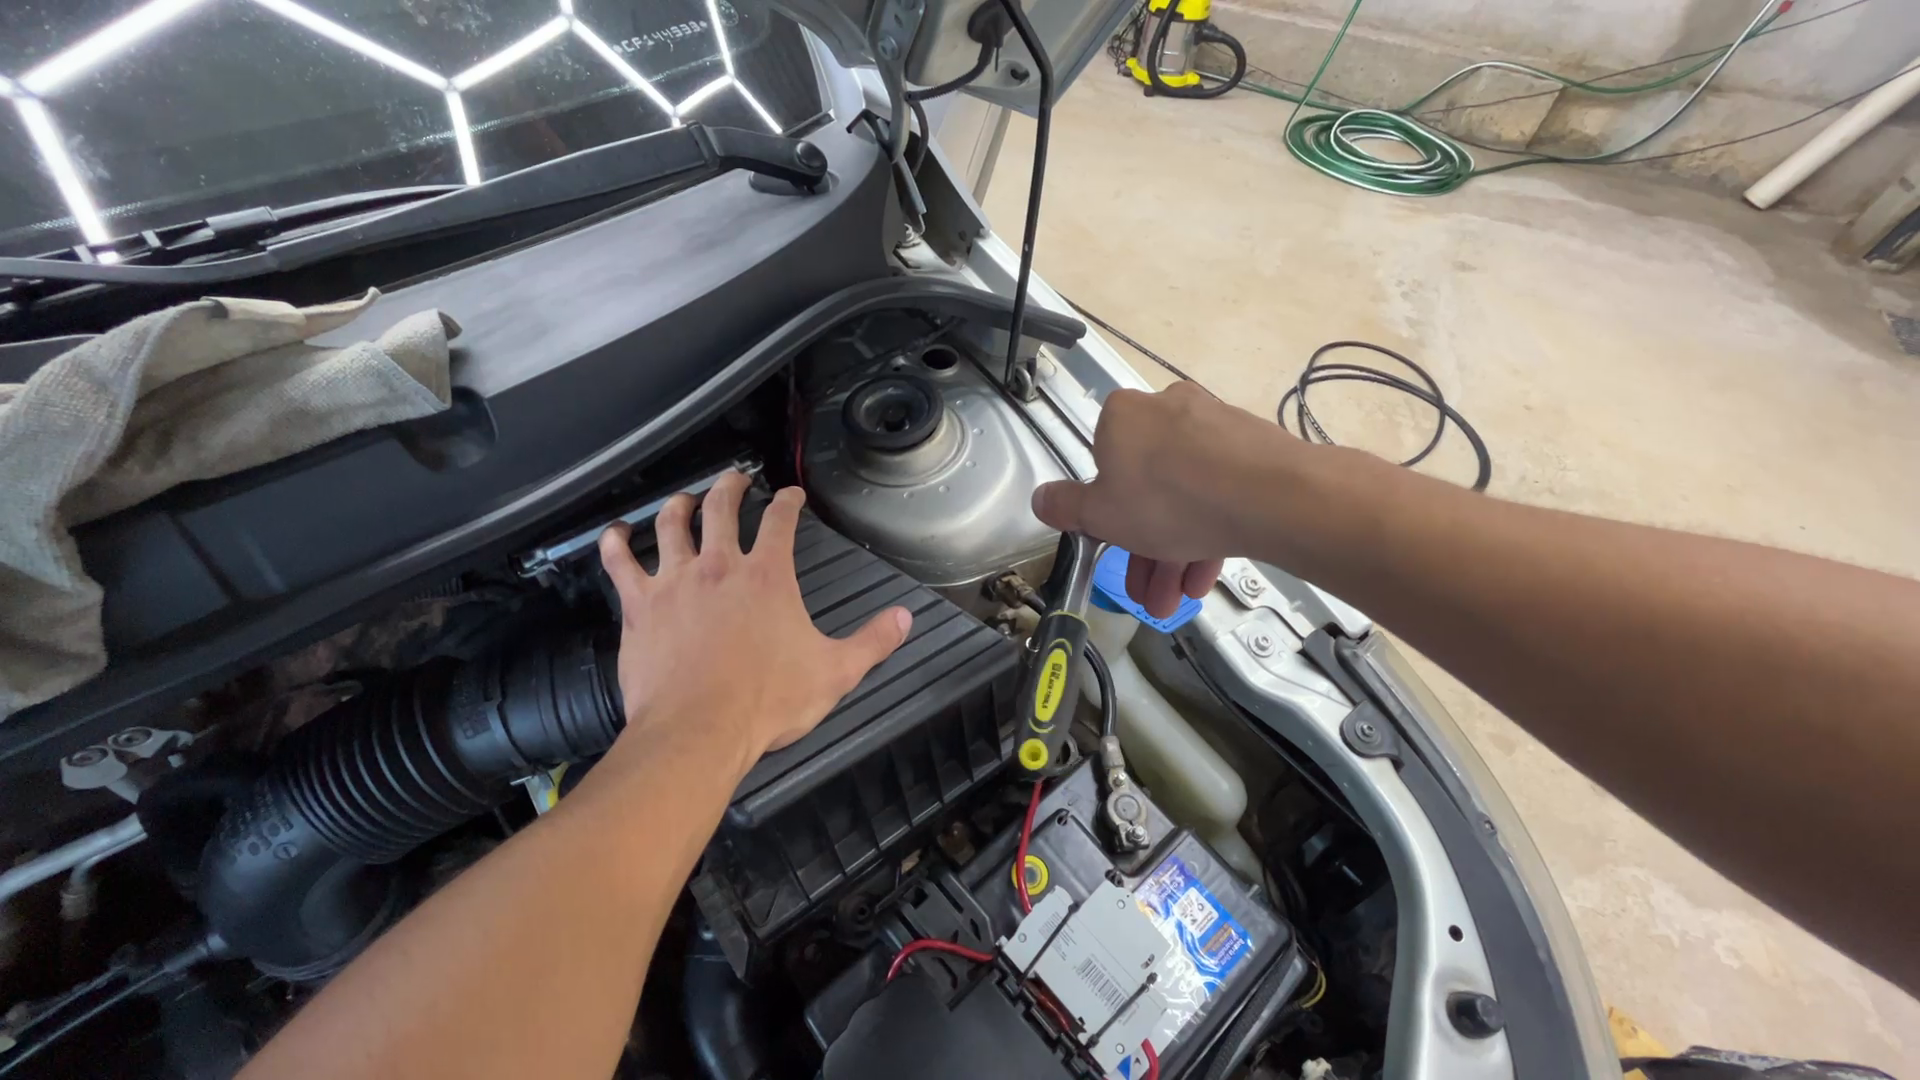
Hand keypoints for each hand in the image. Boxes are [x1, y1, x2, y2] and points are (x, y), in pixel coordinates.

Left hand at [595, 471, 911, 780]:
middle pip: (722, 507)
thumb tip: (905, 618)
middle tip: (735, 479)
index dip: (787, 501)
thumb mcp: (836, 672)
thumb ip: (873, 641)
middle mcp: (719, 566)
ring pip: (672, 524)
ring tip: (685, 498)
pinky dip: (616, 543)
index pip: (780, 521)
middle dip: (731, 486)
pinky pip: (620, 563)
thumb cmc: (768, 701)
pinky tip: (616, 533)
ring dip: (680, 505)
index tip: (790, 495)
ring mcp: (675, 582)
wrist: (699, 731)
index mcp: (768, 576)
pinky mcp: (640, 606)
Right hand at [1032, 382, 1296, 617]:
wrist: (1270, 496)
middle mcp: (1168, 409)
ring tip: (1174, 603)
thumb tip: (1040, 499)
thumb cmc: (1167, 500)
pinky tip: (1203, 581)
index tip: (1113, 545)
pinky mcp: (1253, 449)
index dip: (1106, 512)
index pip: (1102, 463)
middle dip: (1143, 550)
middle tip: (1147, 594)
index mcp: (1123, 415)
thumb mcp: (1100, 514)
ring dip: (1174, 554)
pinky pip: (1219, 493)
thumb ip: (1065, 507)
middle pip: (1146, 487)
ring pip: (1184, 496)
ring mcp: (1215, 427)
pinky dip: (1207, 535)